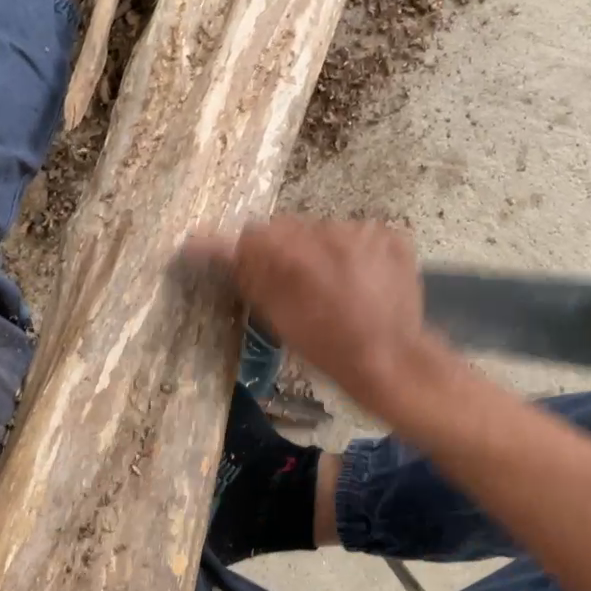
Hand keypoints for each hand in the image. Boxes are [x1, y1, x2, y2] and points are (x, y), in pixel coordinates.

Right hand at [186, 216, 435, 408]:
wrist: (391, 361)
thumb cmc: (327, 348)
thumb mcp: (277, 316)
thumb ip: (245, 273)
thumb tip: (199, 244)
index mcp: (294, 253)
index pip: (253, 233)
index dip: (250, 252)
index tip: (252, 269)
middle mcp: (327, 232)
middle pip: (290, 228)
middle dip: (287, 250)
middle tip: (297, 284)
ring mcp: (364, 232)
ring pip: (325, 231)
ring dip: (322, 250)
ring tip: (334, 285)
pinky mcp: (391, 237)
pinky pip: (361, 235)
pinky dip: (356, 253)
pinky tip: (362, 280)